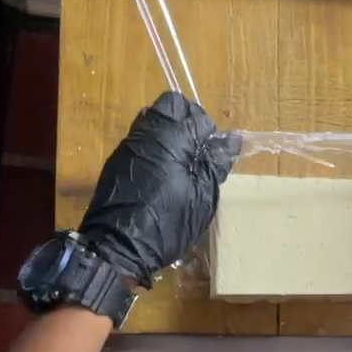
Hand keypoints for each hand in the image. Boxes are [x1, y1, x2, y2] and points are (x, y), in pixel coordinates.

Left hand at [80, 92, 237, 285]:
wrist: (118, 246)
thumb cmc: (166, 224)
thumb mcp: (201, 198)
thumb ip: (215, 165)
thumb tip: (233, 141)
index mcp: (171, 138)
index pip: (199, 119)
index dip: (211, 135)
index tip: (214, 157)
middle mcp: (147, 132)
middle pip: (171, 104)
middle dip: (189, 118)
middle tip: (198, 148)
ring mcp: (129, 144)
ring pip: (153, 117)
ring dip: (171, 129)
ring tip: (181, 159)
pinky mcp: (119, 159)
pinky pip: (141, 136)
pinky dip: (156, 143)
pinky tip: (163, 170)